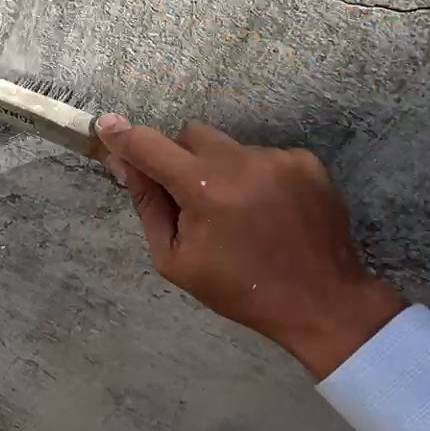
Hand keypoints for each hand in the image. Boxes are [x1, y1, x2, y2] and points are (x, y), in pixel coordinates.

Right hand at [96, 113, 405, 379]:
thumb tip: (122, 162)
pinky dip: (254, 175)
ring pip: (227, 146)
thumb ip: (148, 205)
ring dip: (220, 169)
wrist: (323, 303)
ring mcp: (278, 159)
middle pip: (190, 135)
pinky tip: (267, 209)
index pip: (149, 146)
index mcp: (205, 190)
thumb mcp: (176, 259)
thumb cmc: (240, 289)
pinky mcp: (306, 161)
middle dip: (180, 158)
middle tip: (190, 197)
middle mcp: (241, 163)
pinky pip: (261, 155)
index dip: (123, 136)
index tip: (105, 126)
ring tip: (238, 211)